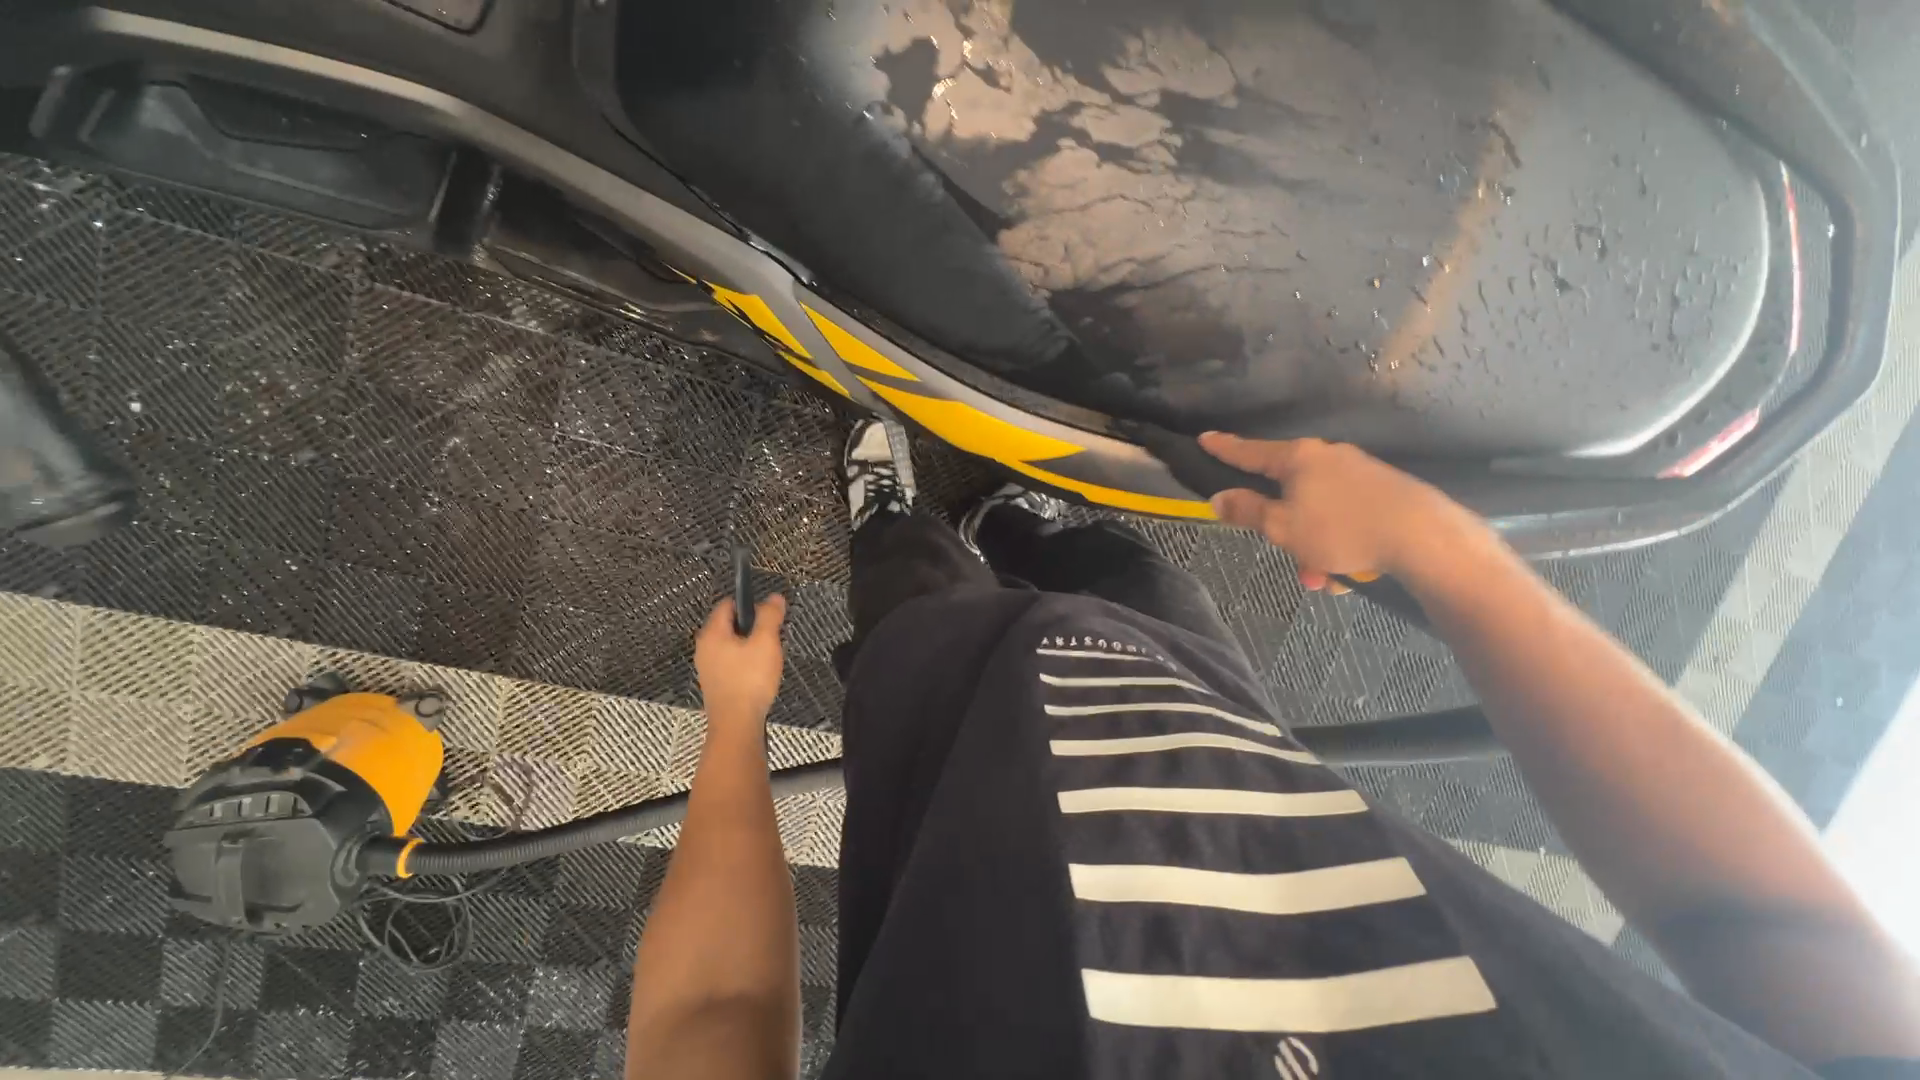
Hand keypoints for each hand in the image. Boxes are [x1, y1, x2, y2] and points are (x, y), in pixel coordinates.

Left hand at [694, 595, 786, 728]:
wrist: (738, 724)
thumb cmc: (749, 683)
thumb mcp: (766, 642)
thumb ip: (770, 617)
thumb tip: (774, 599)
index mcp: (713, 634)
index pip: (728, 604)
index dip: (750, 605)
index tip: (768, 614)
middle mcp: (705, 649)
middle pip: (730, 626)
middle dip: (752, 629)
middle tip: (771, 639)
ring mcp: (709, 668)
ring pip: (732, 646)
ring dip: (750, 648)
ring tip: (767, 659)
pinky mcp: (716, 684)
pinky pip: (732, 664)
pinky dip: (746, 665)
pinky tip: (759, 676)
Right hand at [1199, 432, 1485, 588]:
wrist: (1424, 537)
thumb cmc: (1342, 530)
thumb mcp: (1283, 528)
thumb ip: (1248, 512)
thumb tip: (1219, 499)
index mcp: (1298, 459)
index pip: (1250, 452)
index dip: (1224, 449)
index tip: (1204, 438)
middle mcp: (1327, 456)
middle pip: (1288, 491)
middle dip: (1284, 530)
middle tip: (1290, 560)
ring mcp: (1359, 471)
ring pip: (1319, 511)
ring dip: (1314, 546)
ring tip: (1325, 578)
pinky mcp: (1383, 491)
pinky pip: (1346, 518)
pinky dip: (1340, 543)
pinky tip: (1351, 571)